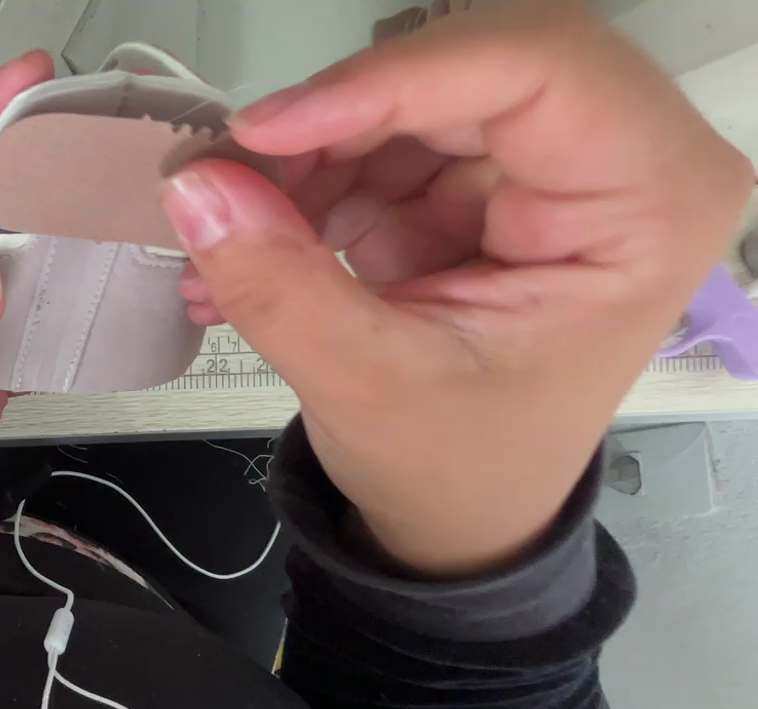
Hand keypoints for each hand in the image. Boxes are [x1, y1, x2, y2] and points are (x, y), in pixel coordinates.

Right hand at [165, 1, 754, 575]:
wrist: (449, 513)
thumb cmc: (443, 462)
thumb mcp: (358, 382)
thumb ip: (276, 284)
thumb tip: (191, 188)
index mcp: (640, 201)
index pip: (532, 71)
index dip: (385, 82)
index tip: (254, 133)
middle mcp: (598, 165)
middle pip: (456, 81)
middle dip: (322, 133)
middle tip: (214, 189)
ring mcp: (519, 183)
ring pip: (393, 120)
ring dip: (288, 177)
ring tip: (211, 255)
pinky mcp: (452, 208)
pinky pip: (360, 171)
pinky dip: (284, 212)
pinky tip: (229, 269)